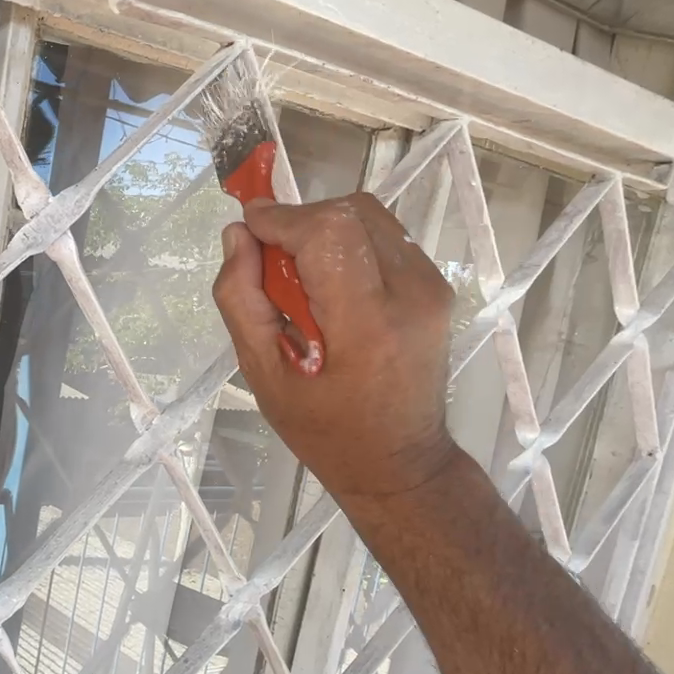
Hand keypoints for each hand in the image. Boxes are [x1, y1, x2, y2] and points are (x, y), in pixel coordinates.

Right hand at [212, 193, 460, 500]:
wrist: (398, 460)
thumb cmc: (322, 428)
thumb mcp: (261, 374)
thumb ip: (241, 300)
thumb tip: (236, 235)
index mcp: (368, 323)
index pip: (328, 233)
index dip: (280, 219)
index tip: (247, 230)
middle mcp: (412, 293)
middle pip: (349, 213)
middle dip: (297, 223)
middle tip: (268, 262)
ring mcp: (431, 285)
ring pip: (367, 217)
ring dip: (320, 230)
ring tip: (296, 275)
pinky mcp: (436, 284)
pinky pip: (381, 236)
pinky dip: (343, 243)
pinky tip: (326, 283)